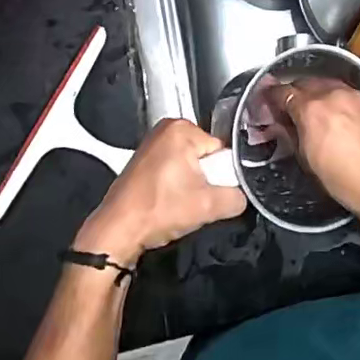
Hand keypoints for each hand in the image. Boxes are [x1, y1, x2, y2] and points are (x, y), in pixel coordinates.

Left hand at [73, 117, 244, 265]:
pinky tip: (169, 200)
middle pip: (206, 155)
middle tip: (196, 199)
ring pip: (190, 163)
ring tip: (181, 201)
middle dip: (206, 178)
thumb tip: (242, 197)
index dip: (223, 174)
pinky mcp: (144, 159)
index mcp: (182, 129)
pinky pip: (174, 168)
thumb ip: (236, 197)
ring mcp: (152, 142)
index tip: (211, 192)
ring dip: (191, 183)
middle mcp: (166, 128)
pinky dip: (176, 183)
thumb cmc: (157, 210)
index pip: (221, 149)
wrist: (117, 231)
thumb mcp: (209, 206)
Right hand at [284, 77, 359, 221]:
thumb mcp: (308, 161)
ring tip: (310, 110)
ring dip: (314, 93)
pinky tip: (333, 113)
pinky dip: (334, 97)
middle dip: (293, 93)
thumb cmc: (350, 181)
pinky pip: (344, 91)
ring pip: (325, 84)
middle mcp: (332, 95)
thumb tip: (283, 125)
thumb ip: (291, 135)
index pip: (283, 93)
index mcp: (311, 109)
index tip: (268, 103)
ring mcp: (352, 96)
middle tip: (287, 108)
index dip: (272, 97)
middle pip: (304, 83)